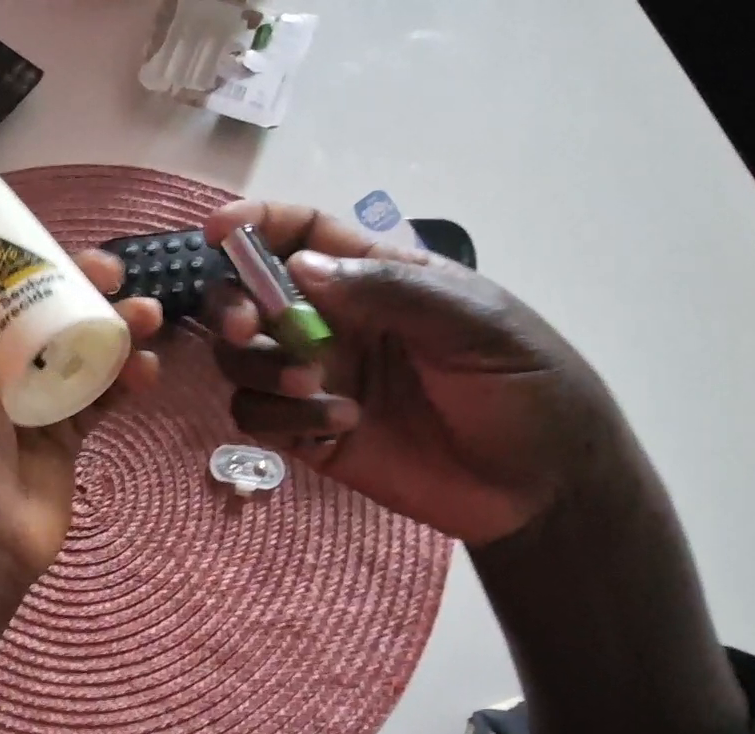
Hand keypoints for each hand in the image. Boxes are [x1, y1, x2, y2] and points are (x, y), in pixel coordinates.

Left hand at [0, 193, 161, 579]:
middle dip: (85, 286)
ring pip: (83, 346)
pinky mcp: (69, 433)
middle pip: (47, 309)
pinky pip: (104, 394)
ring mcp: (36, 400)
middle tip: (114, 276)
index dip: (29, 256)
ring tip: (149, 319)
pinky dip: (128, 379)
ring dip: (119, 327)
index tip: (60, 240)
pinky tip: (148, 372)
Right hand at [202, 202, 630, 544]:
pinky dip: (281, 419)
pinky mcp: (306, 434)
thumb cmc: (525, 386)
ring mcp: (315, 381)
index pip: (302, 234)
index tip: (216, 232)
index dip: (255, 225)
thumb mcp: (474, 323)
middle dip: (233, 308)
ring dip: (262, 370)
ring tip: (316, 388)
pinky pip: (257, 416)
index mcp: (376, 279)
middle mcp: (332, 325)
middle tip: (249, 330)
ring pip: (241, 362)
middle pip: (248, 300)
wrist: (538, 488)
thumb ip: (387, 290)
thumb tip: (298, 265)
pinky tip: (339, 427)